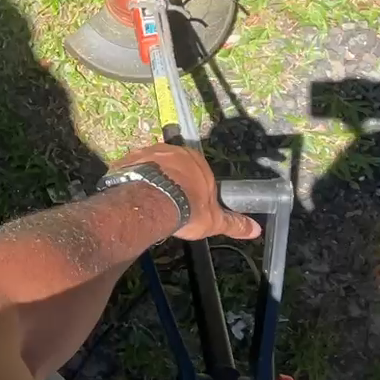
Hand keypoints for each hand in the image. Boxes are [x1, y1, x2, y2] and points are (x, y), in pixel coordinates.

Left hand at [110, 144, 261, 241]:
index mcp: (194, 159)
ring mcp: (143, 152)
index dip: (192, 185)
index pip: (196, 169)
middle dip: (170, 180)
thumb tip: (255, 230)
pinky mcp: (123, 160)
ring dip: (149, 178)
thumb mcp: (214, 220)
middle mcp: (168, 150)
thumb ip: (234, 223)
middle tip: (168, 200)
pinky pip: (128, 169)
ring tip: (148, 199)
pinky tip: (131, 195)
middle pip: (171, 164)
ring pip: (148, 165)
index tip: (188, 200)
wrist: (149, 203)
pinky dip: (130, 180)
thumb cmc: (187, 209)